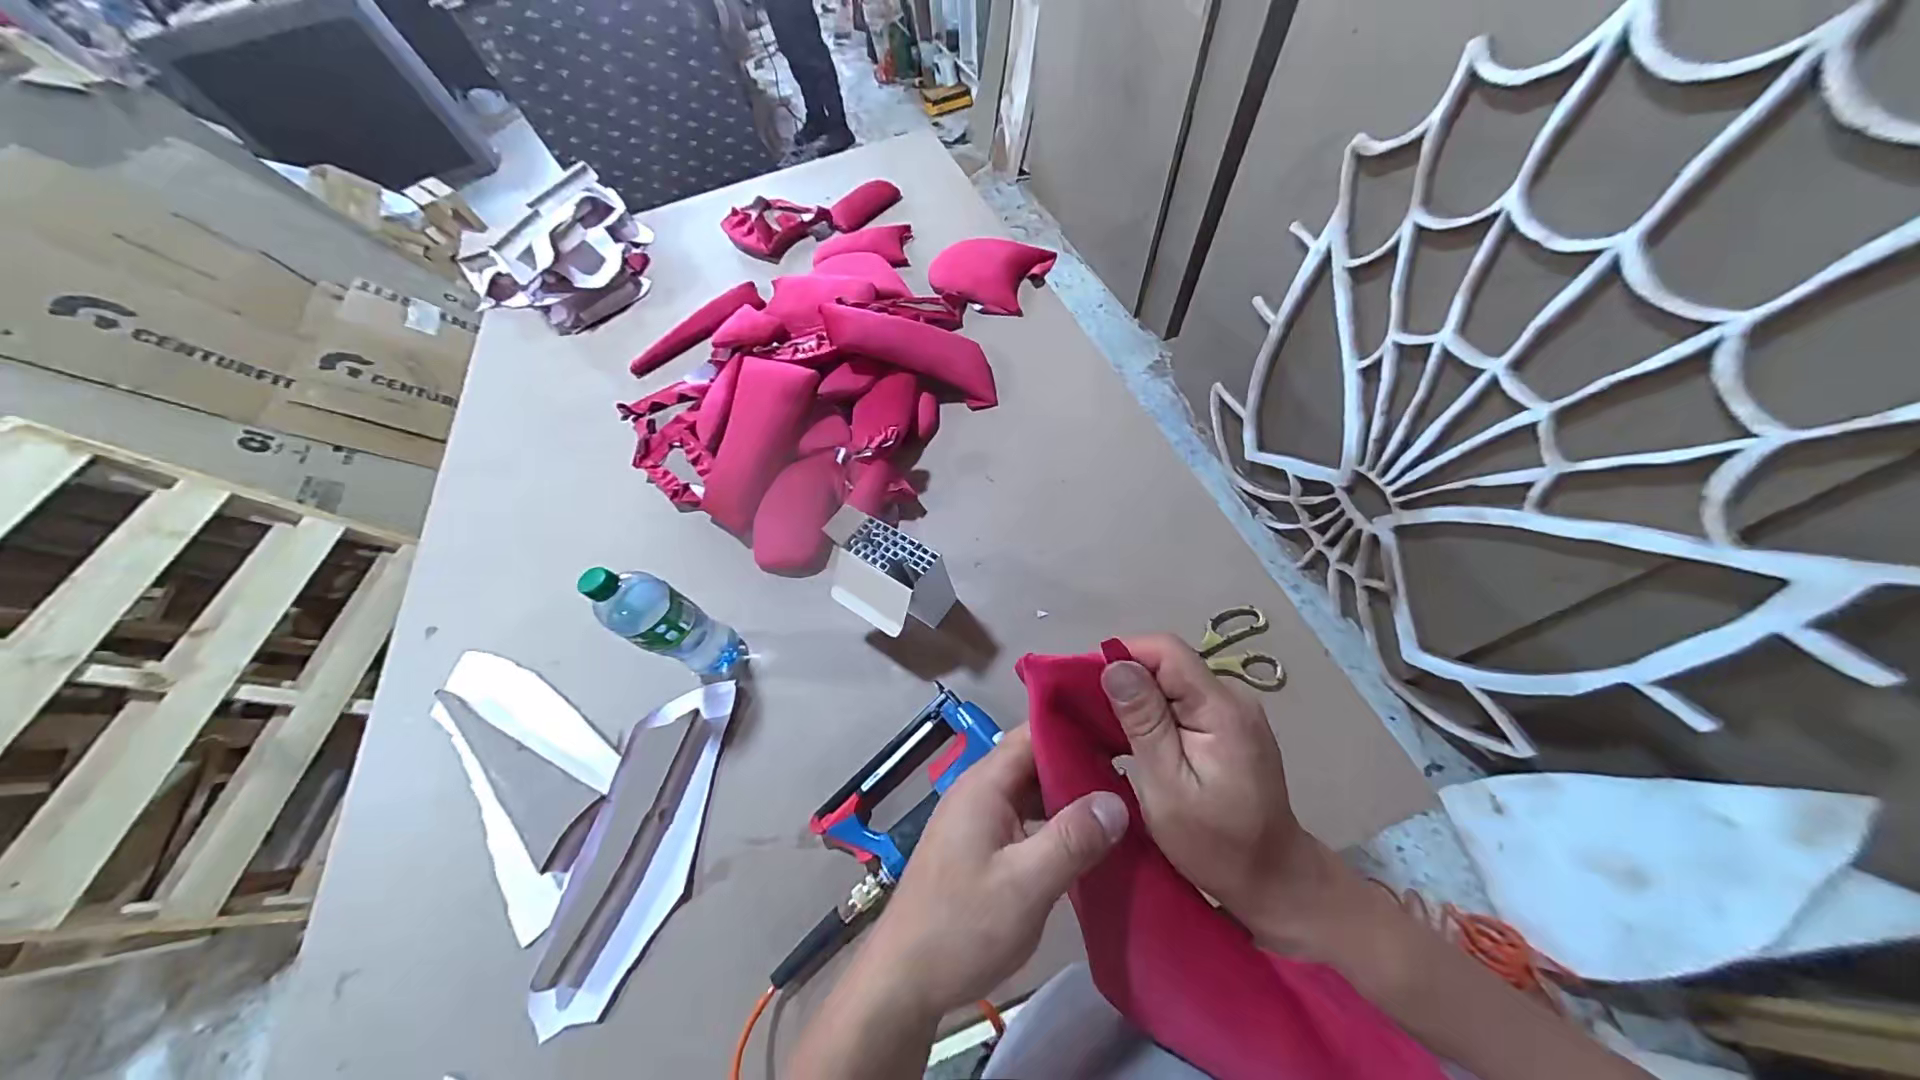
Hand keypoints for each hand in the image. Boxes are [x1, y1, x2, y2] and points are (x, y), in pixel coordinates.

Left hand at [858, 724, 1127, 1018]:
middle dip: (1080, 763)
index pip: (1032, 733)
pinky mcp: (980, 848)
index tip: (1121, 731)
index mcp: (984, 785)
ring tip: (1122, 801)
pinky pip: (1024, 819)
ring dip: (1068, 796)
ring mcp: (977, 820)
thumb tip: (1116, 800)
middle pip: (1034, 761)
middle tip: (1134, 770)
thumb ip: (1072, 839)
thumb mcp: (1025, 885)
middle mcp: (978, 792)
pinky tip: (1086, 840)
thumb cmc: (961, 926)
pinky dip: (1054, 822)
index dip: (1075, 727)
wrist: (904, 980)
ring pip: (1031, 792)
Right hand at [1102, 634, 1328, 935]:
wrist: (1272, 881)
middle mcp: (1232, 697)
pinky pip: (1183, 701)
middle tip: (1088, 714)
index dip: (1121, 655)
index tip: (1084, 684)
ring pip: (1173, 682)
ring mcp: (1234, 711)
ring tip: (1106, 729)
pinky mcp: (1229, 726)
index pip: (1166, 650)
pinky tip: (1136, 739)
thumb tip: (1114, 665)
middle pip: (1168, 663)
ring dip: (1137, 698)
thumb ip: (1143, 722)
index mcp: (1221, 708)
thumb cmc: (1215, 843)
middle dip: (1125, 679)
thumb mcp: (1167, 785)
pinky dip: (1154, 713)